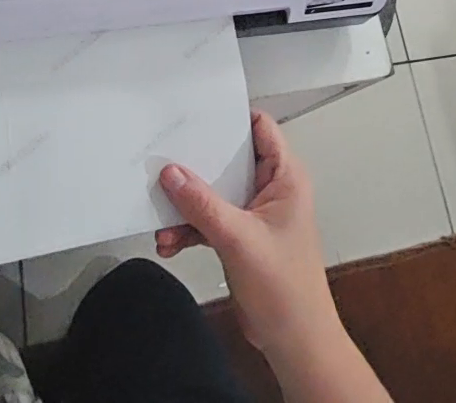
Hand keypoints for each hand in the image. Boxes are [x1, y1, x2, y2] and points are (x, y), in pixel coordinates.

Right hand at [155, 112, 340, 357]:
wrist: (294, 343)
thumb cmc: (285, 289)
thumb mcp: (238, 239)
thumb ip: (202, 204)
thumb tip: (171, 173)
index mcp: (285, 177)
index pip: (260, 127)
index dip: (232, 115)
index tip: (197, 112)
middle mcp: (271, 188)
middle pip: (230, 158)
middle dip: (197, 163)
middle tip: (165, 159)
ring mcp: (255, 213)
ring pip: (215, 191)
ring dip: (188, 204)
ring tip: (161, 214)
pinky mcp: (241, 236)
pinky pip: (210, 220)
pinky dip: (189, 228)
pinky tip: (169, 242)